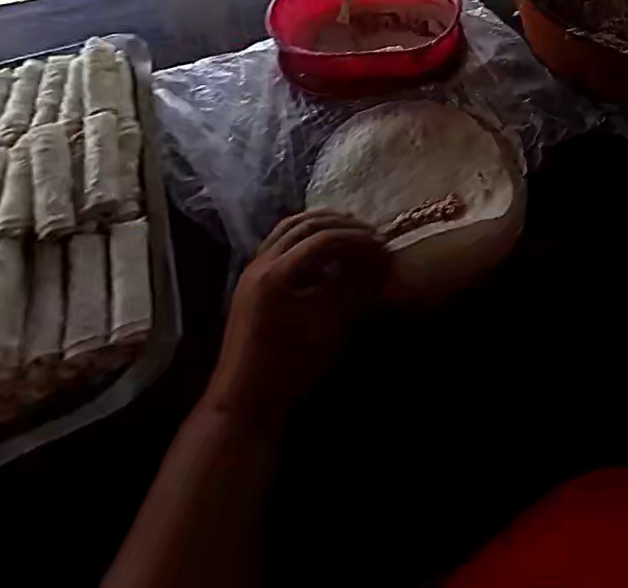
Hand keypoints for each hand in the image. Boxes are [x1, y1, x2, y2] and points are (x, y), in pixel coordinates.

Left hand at [202, 210, 385, 424]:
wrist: (245, 402)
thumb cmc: (292, 368)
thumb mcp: (331, 325)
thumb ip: (356, 286)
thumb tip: (381, 259)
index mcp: (277, 273)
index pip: (323, 238)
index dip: (356, 239)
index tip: (381, 246)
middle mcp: (260, 263)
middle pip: (304, 225)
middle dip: (340, 225)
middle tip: (370, 233)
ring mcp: (252, 270)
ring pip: (288, 229)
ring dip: (321, 225)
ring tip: (350, 232)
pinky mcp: (252, 281)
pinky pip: (280, 243)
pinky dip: (305, 238)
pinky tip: (325, 250)